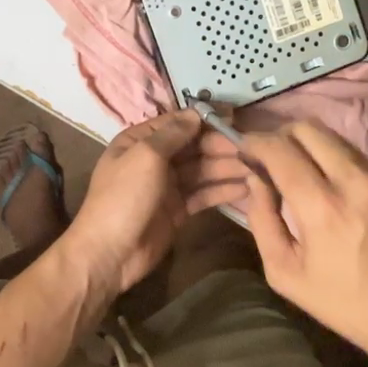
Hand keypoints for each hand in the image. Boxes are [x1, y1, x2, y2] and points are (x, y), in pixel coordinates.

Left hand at [58, 109, 247, 295]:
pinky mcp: (179, 210)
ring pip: (202, 171)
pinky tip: (247, 188)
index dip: (206, 120)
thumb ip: (173, 134)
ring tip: (258, 167)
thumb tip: (196, 113)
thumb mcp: (145, 157)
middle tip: (252, 148)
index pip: (178, 124)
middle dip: (222, 146)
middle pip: (194, 147)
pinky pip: (204, 194)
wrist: (109, 253)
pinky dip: (223, 190)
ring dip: (228, 168)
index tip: (236, 118)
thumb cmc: (123, 197)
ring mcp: (167, 186)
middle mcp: (155, 160)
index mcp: (140, 141)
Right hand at [239, 121, 367, 366]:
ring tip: (294, 170)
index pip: (279, 149)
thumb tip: (255, 180)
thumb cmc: (347, 305)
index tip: (243, 152)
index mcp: (323, 208)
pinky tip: (324, 183)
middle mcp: (353, 181)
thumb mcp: (286, 275)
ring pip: (331, 136)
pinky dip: (329, 157)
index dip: (254, 143)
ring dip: (305, 144)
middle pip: (306, 129)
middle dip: (279, 136)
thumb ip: (263, 220)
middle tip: (268, 160)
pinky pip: (352, 153)